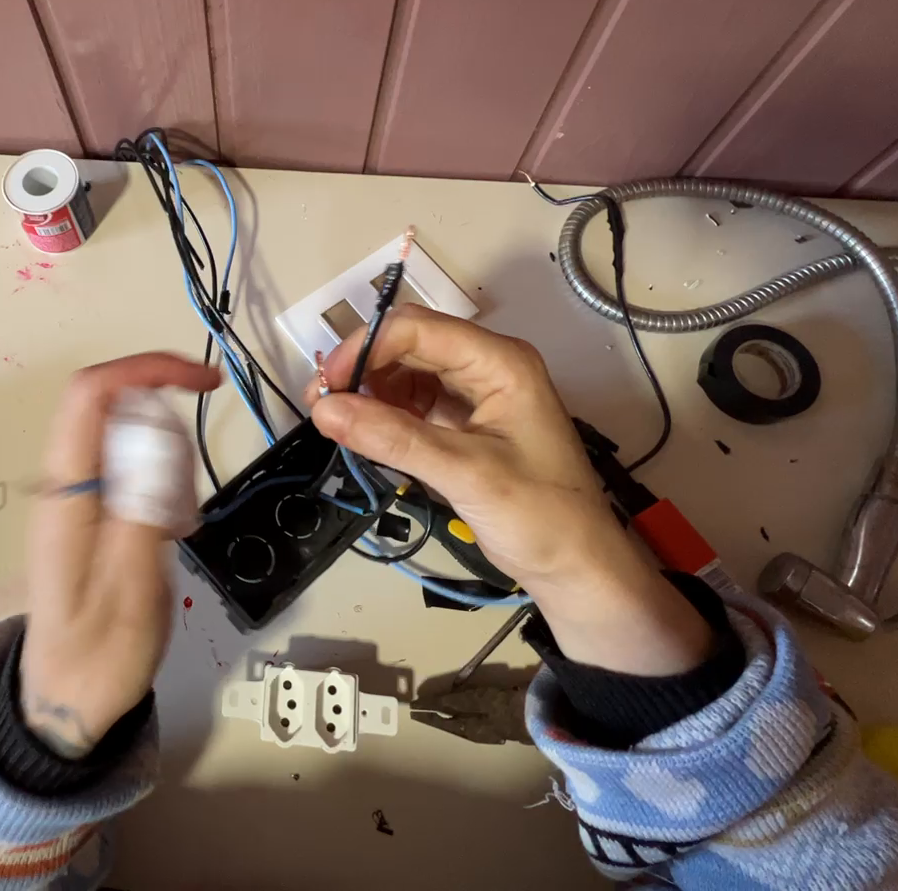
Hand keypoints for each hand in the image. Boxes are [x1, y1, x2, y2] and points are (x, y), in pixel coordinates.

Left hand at [19, 353, 220, 756]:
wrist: (64, 706)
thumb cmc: (98, 657)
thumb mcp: (131, 588)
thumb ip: (141, 507)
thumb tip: (156, 434)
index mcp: (66, 494)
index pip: (92, 394)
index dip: (146, 369)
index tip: (203, 382)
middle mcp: (63, 484)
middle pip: (113, 407)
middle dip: (166, 424)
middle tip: (190, 489)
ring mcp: (75, 497)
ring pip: (127, 438)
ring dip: (167, 462)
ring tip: (179, 525)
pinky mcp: (91, 513)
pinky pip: (131, 471)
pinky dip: (163, 484)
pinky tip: (172, 531)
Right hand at [309, 305, 711, 675]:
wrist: (576, 567)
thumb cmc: (539, 516)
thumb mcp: (465, 473)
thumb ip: (394, 438)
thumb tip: (324, 410)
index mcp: (499, 362)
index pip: (418, 329)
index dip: (366, 348)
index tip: (326, 386)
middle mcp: (485, 366)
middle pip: (408, 343)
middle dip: (362, 368)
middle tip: (321, 405)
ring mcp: (473, 392)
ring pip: (405, 370)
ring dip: (369, 390)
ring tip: (338, 422)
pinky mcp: (462, 420)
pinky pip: (411, 400)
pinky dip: (383, 412)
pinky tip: (366, 433)